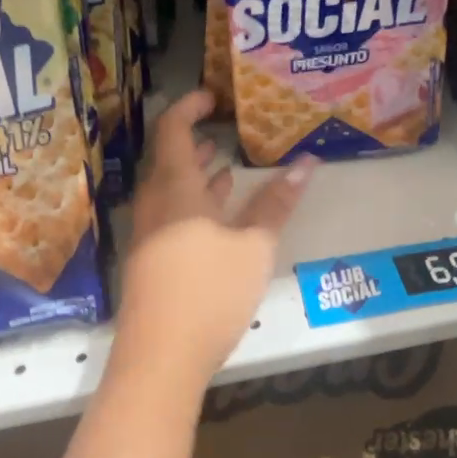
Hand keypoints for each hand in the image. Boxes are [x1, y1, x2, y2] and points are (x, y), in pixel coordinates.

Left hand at [118, 90, 314, 378]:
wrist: (159, 361)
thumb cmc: (208, 292)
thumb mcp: (253, 246)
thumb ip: (276, 203)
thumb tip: (306, 162)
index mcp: (175, 188)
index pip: (172, 129)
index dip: (190, 106)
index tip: (214, 96)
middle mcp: (155, 203)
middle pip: (168, 157)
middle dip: (195, 138)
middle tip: (227, 125)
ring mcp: (149, 233)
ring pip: (170, 187)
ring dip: (196, 170)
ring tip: (227, 160)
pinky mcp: (152, 259)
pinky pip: (171, 212)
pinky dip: (194, 199)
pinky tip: (217, 212)